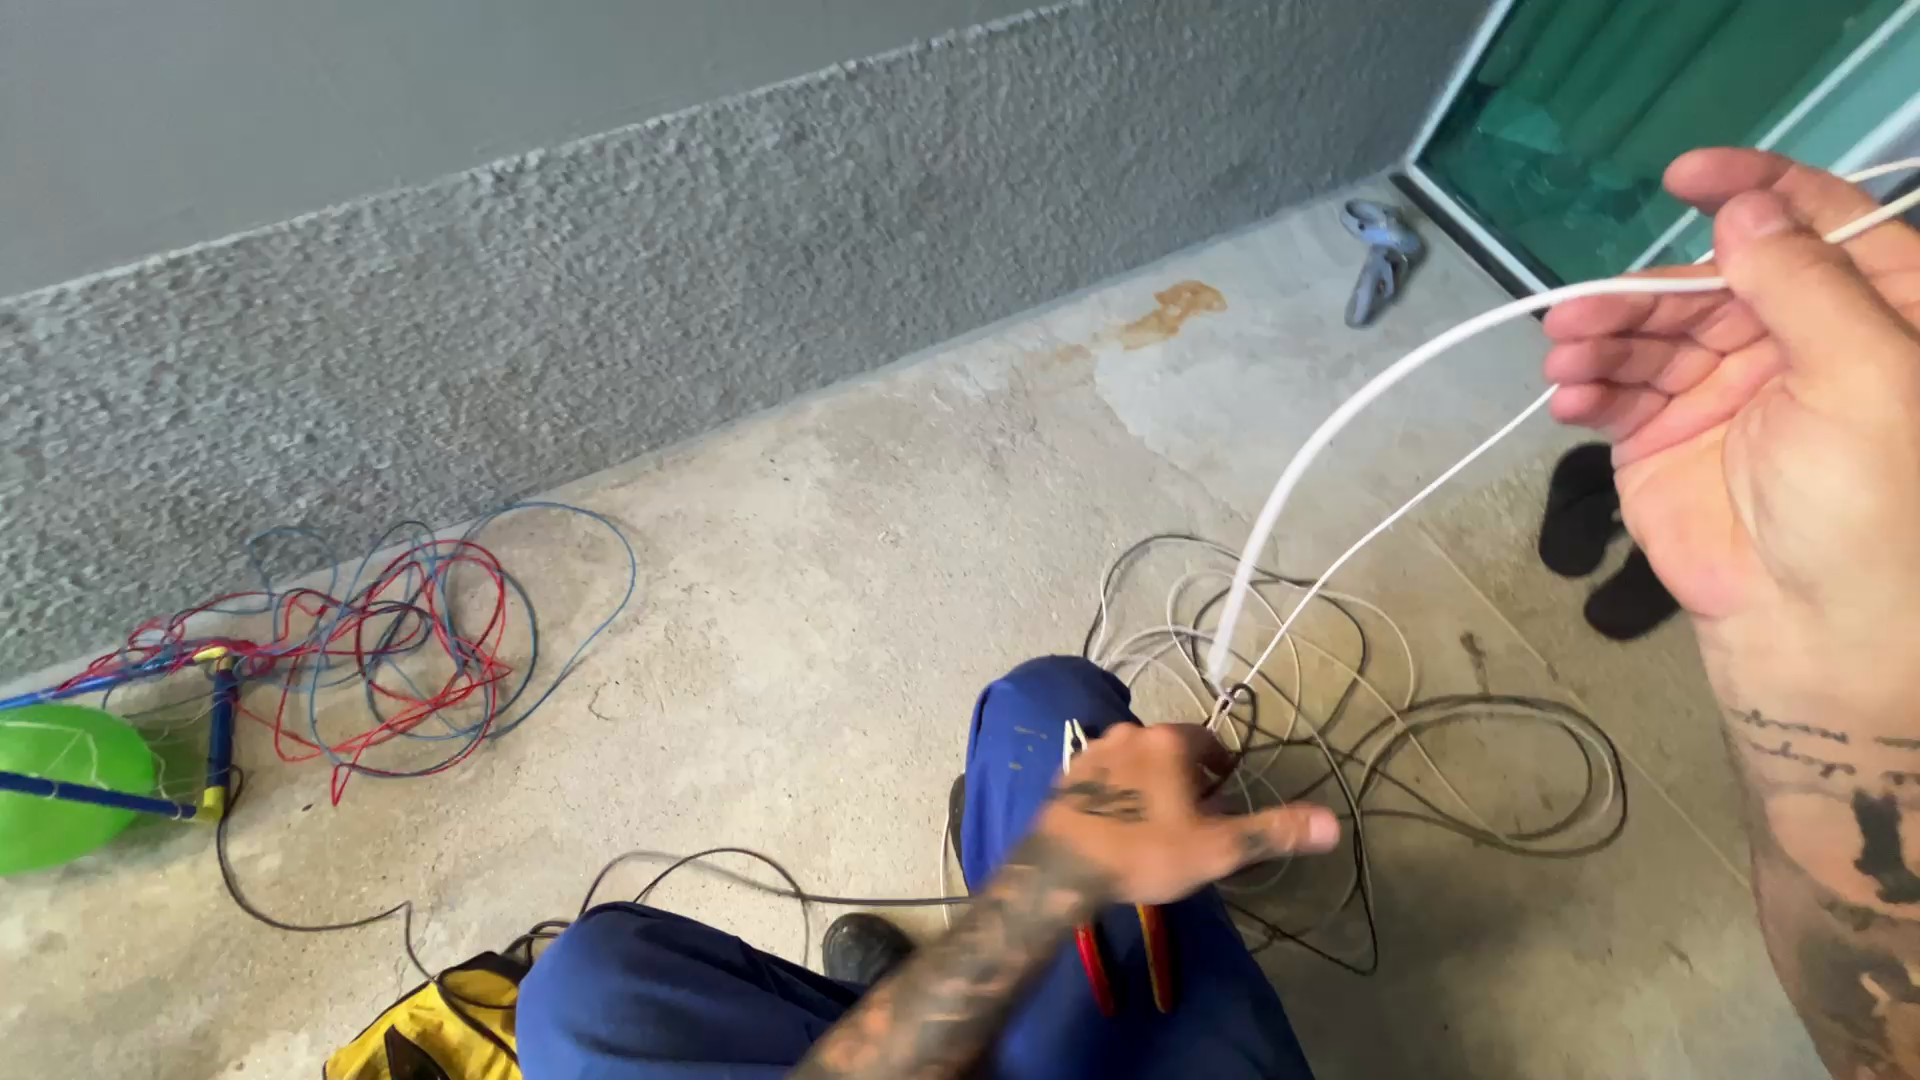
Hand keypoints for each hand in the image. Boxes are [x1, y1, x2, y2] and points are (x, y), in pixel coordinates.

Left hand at [1036, 722, 1339, 905]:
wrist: (1065, 865)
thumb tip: (1332, 823)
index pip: (1208, 741)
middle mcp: (1131, 732)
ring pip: (1137, 757)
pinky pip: (1107, 771)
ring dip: (1151, 778)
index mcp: (1169, 741)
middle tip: (1192, 814)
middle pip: (1171, 747)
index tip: (1222, 797)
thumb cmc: (1146, 851)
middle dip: (1186, 774)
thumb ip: (1273, 832)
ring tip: (1156, 820)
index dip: (1220, 768)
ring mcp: (1096, 748)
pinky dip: (1119, 787)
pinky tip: (1119, 820)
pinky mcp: (1070, 769)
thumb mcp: (1217, 849)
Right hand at [1542, 149, 1919, 705]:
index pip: (1810, 226)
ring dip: (1598, 346)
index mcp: (1866, 312)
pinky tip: (1570, 403)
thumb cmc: (1869, 492)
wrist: (1804, 609)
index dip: (1753, 190)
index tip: (1684, 175)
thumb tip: (1746, 212)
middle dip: (1635, 298)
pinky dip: (1586, 394)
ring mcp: (1712, 387)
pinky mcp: (1653, 434)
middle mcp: (1784, 340)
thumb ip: (1803, 289)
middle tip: (1572, 318)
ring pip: (1643, 340)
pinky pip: (1612, 395)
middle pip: (1698, 288)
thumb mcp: (1865, 375)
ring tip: (1563, 365)